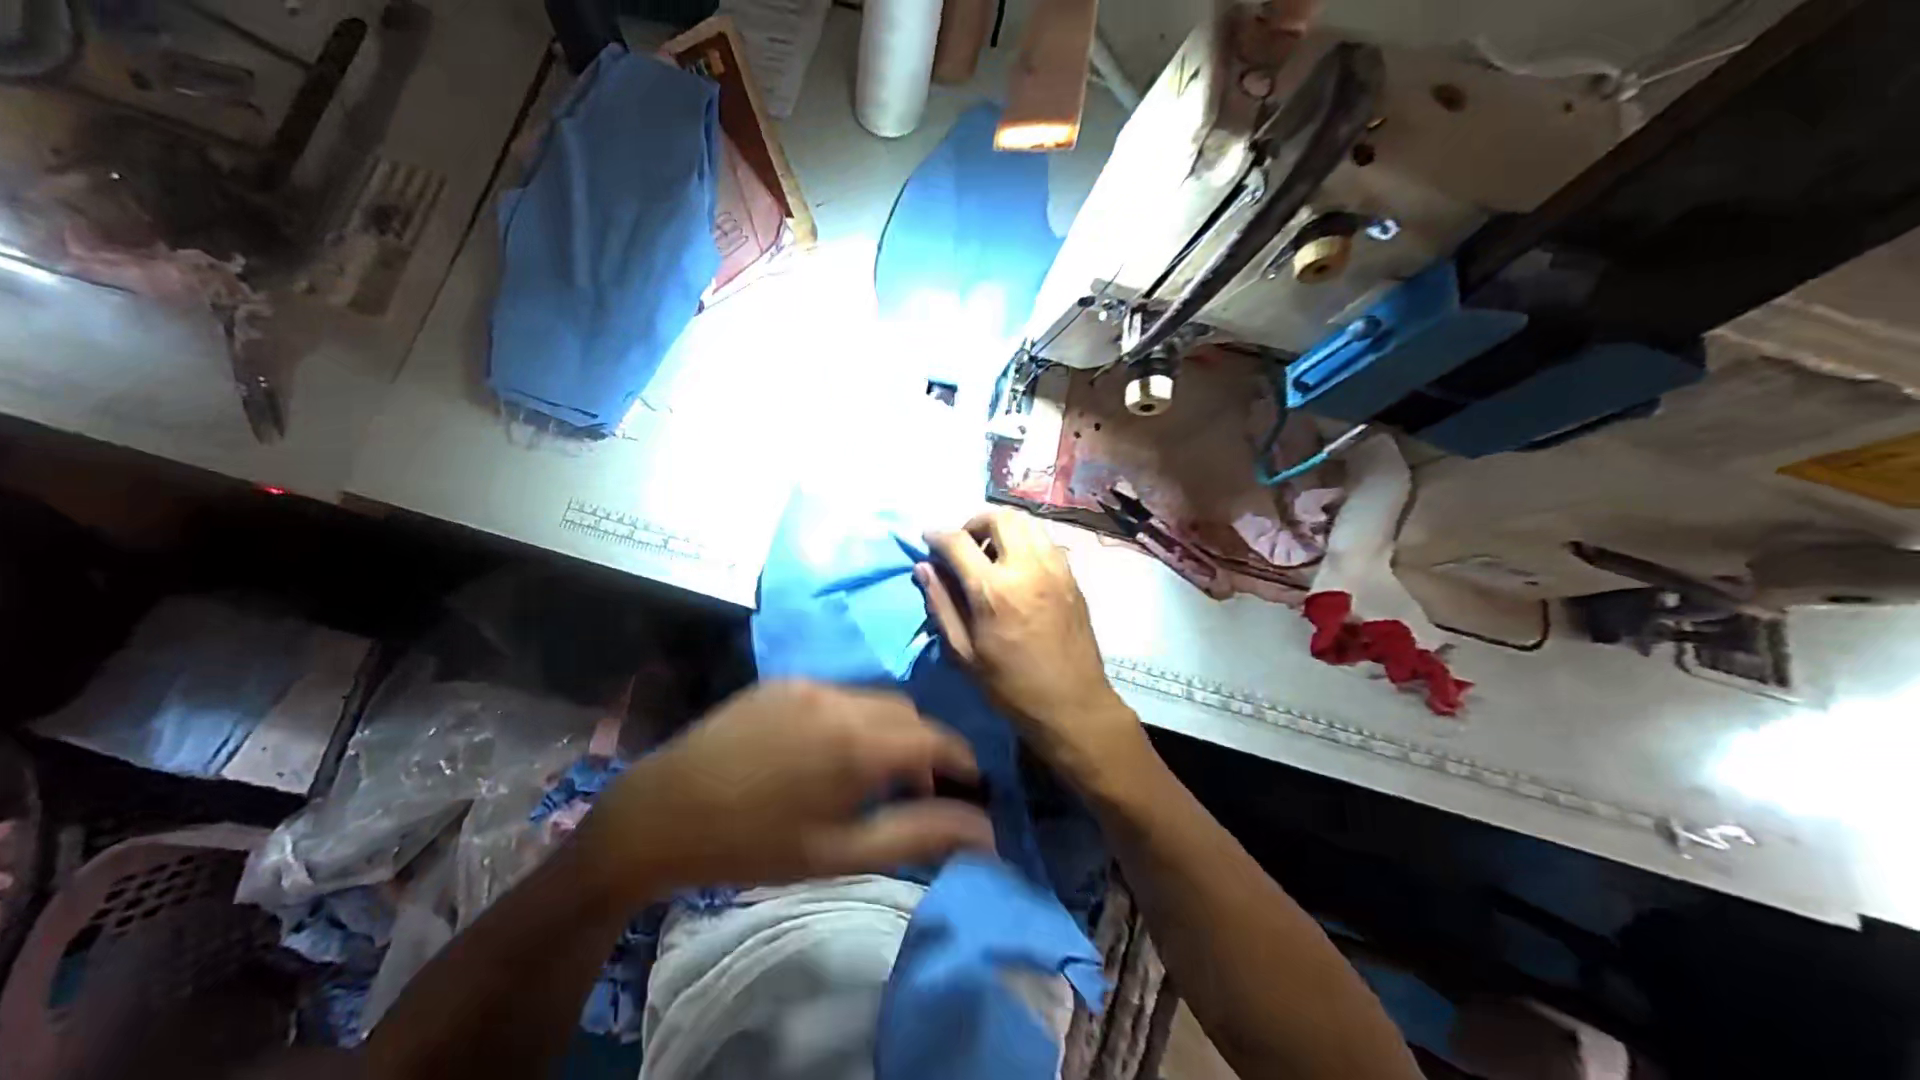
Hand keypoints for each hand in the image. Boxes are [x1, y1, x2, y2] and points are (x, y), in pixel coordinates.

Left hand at [576, 681, 993, 900]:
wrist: (659, 815)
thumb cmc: (754, 845)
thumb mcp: (841, 854)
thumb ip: (920, 835)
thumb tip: (988, 832)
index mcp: (859, 741)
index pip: (938, 738)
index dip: (963, 762)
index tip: (973, 789)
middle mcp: (841, 697)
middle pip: (910, 714)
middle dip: (928, 748)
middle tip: (923, 792)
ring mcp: (808, 683)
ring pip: (876, 699)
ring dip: (892, 731)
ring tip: (875, 776)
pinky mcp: (782, 682)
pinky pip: (840, 693)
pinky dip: (857, 718)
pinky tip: (831, 754)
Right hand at [918, 509, 1145, 784]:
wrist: (1072, 703)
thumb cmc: (1010, 686)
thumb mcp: (964, 652)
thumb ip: (942, 604)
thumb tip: (924, 568)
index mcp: (994, 590)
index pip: (958, 541)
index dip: (937, 535)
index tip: (928, 540)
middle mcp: (1027, 567)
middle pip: (998, 516)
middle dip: (973, 522)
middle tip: (963, 545)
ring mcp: (1055, 567)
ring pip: (1026, 522)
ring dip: (1002, 528)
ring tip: (990, 554)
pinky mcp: (1072, 575)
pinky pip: (1045, 540)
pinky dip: (1025, 540)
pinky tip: (1017, 567)